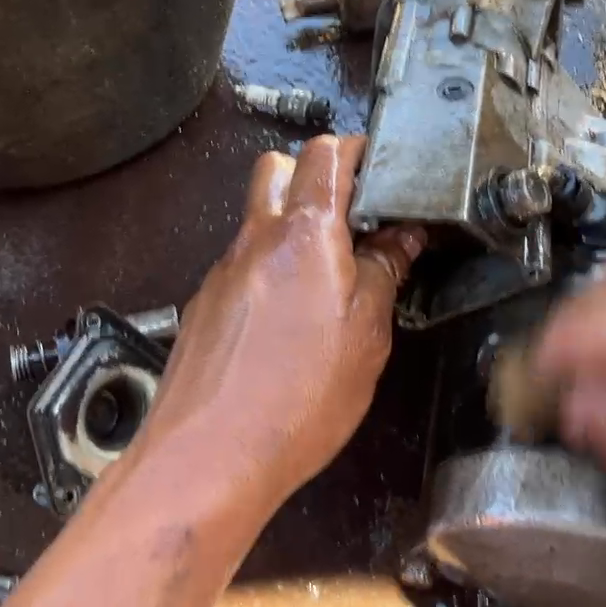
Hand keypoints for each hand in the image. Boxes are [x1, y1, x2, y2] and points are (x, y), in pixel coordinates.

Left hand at [9, 136, 421, 606]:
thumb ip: (383, 273)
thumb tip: (401, 236)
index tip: (380, 168)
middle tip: (349, 215)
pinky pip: (243, 263)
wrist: (206, 457)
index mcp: (304, 232)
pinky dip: (269, 269)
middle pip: (277, 168)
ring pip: (258, 218)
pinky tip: (286, 322)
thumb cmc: (299, 395)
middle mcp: (256, 237)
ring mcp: (224, 269)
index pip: (326, 154)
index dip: (357, 150)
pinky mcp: (204, 303)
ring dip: (291, 227)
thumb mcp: (366, 335)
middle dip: (312, 175)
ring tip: (326, 277)